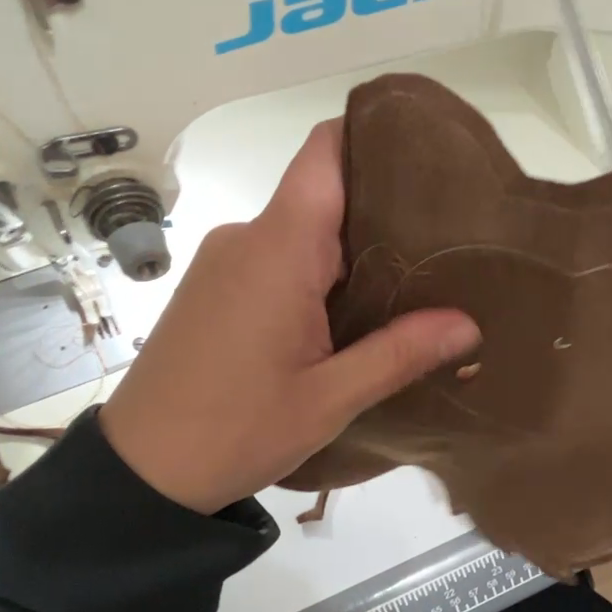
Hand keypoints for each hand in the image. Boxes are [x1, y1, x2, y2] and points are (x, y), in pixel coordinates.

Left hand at [99, 121, 480, 513]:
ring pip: (301, 234)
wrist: (142, 471)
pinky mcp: (212, 289)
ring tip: (409, 292)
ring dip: (351, 256)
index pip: (327, 153)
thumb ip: (398, 353)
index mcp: (279, 250)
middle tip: (446, 249)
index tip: (433, 163)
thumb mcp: (329, 400)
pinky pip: (275, 263)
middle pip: (323, 196)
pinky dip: (316, 278)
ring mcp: (223, 262)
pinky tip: (348, 319)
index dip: (376, 140)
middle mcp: (247, 238)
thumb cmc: (236, 431)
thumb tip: (468, 323)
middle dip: (383, 216)